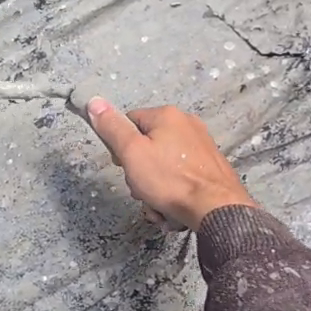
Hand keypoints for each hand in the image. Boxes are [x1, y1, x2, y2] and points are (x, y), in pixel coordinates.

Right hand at [85, 99, 255, 230]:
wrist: (216, 209)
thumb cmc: (171, 180)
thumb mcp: (131, 152)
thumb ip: (111, 127)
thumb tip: (93, 101)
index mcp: (167, 116)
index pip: (128, 123)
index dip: (120, 147)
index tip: (124, 165)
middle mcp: (187, 125)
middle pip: (146, 146)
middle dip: (139, 172)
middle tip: (142, 187)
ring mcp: (201, 146)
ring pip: (162, 165)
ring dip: (154, 187)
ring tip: (158, 202)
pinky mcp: (209, 166)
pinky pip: (179, 176)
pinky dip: (171, 192)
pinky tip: (171, 206)